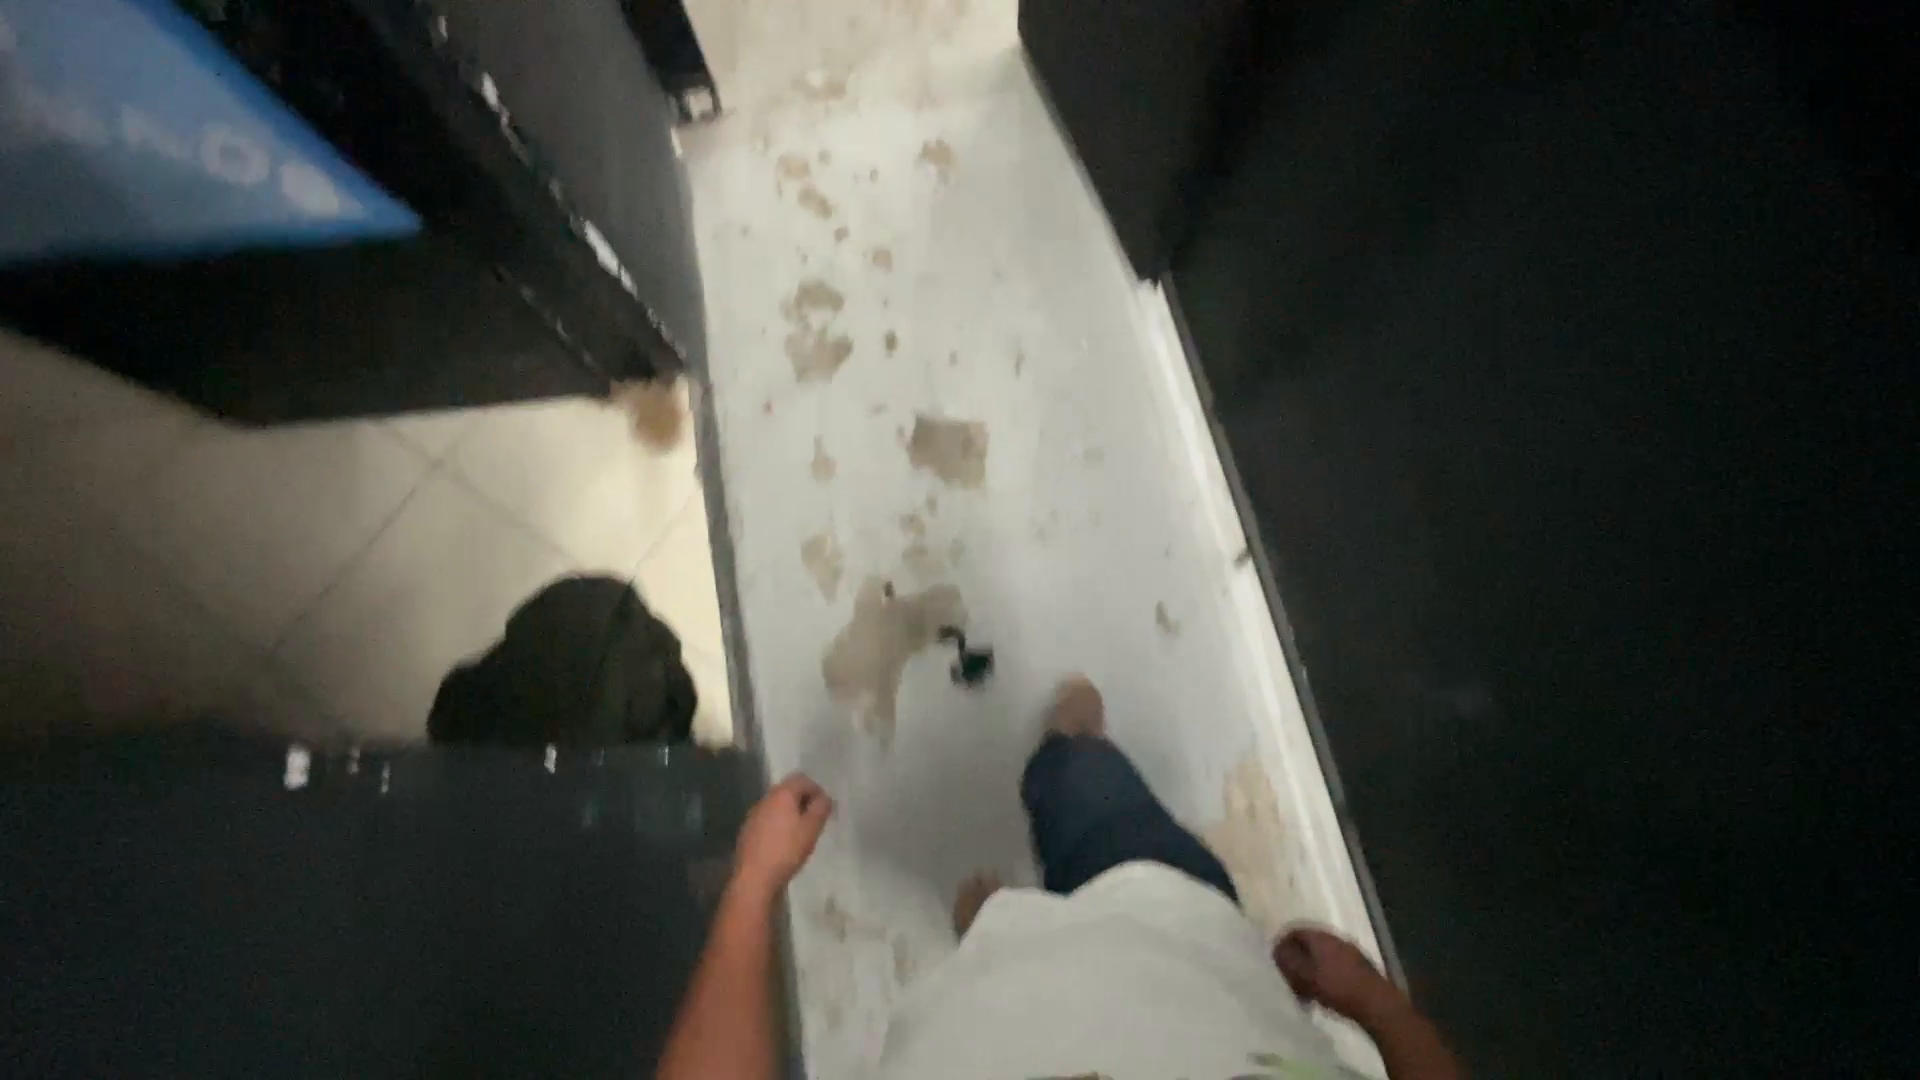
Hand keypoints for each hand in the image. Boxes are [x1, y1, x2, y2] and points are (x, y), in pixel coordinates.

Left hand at [731, 773, 833, 900]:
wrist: (753, 879)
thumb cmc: (787, 851)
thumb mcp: (811, 829)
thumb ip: (821, 808)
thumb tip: (824, 797)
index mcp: (781, 794)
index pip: (802, 779)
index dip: (816, 789)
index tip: (824, 808)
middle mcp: (765, 800)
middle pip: (788, 791)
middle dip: (803, 801)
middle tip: (814, 820)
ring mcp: (753, 815)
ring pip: (776, 806)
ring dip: (790, 813)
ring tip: (800, 833)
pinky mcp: (747, 831)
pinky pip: (767, 819)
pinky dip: (778, 824)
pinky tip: (783, 843)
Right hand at [1273, 925, 1404, 1024]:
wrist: (1379, 1005)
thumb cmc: (1337, 988)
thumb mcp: (1304, 976)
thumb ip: (1287, 961)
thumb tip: (1276, 950)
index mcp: (1320, 936)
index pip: (1294, 930)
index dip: (1282, 944)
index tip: (1276, 962)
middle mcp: (1335, 938)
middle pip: (1309, 944)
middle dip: (1298, 959)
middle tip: (1291, 978)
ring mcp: (1352, 952)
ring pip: (1323, 956)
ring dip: (1312, 970)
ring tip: (1307, 990)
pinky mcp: (1363, 968)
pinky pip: (1337, 967)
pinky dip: (1327, 976)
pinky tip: (1327, 994)